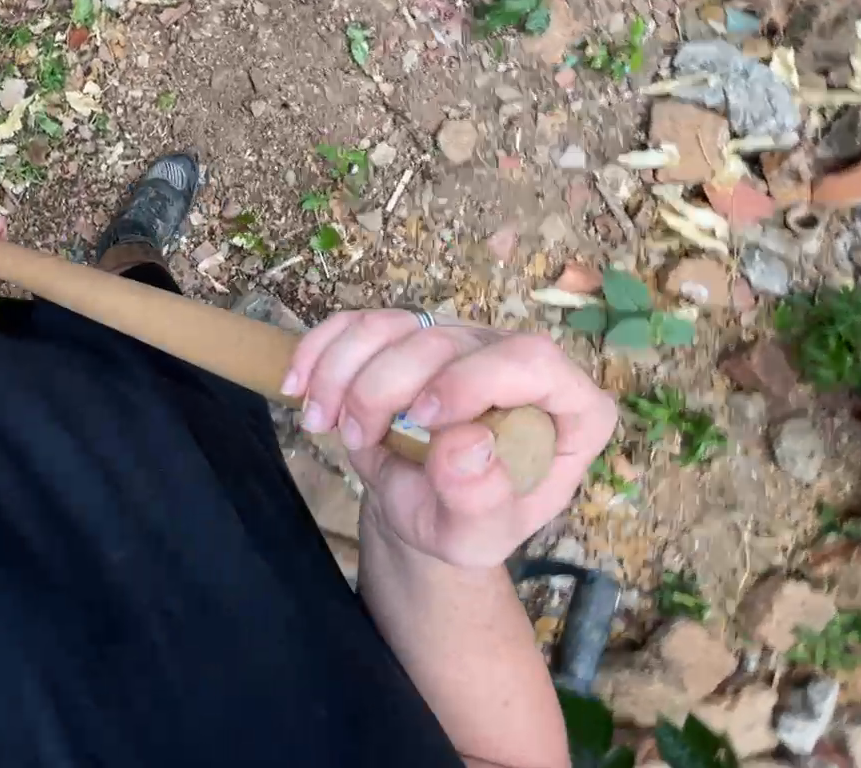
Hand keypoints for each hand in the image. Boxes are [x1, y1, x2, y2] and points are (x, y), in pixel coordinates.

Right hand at [282, 311, 616, 568]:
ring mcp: (450, 339)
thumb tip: (467, 443)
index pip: (530, 360)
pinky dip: (316, 353)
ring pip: (387, 325)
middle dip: (382, 388)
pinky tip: (298, 388)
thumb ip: (481, 500)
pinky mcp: (399, 334)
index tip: (423, 420)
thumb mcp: (476, 537)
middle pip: (440, 339)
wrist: (416, 505)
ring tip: (320, 424)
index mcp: (562, 406)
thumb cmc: (458, 523)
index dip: (471, 379)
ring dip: (339, 372)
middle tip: (354, 441)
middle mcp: (507, 358)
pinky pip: (351, 324)